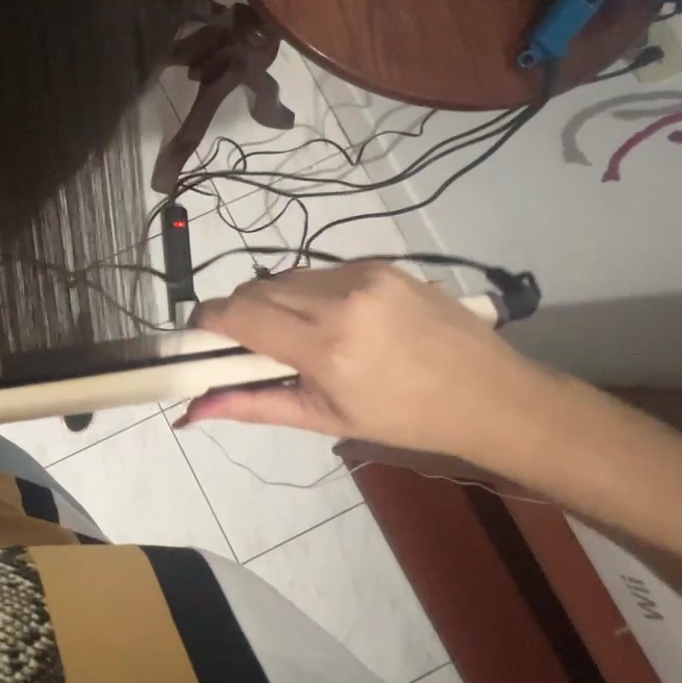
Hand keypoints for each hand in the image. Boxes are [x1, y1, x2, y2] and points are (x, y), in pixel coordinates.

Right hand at [182, 263, 557, 462]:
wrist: (492, 395)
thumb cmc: (405, 419)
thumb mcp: (325, 418)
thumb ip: (251, 405)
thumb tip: (188, 413)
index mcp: (325, 346)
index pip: (235, 314)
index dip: (207, 323)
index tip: (203, 340)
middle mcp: (339, 300)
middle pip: (252, 291)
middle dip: (237, 315)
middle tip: (248, 345)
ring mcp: (362, 275)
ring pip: (281, 278)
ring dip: (271, 302)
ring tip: (296, 333)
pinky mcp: (379, 263)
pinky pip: (316, 271)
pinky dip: (306, 292)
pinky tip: (332, 317)